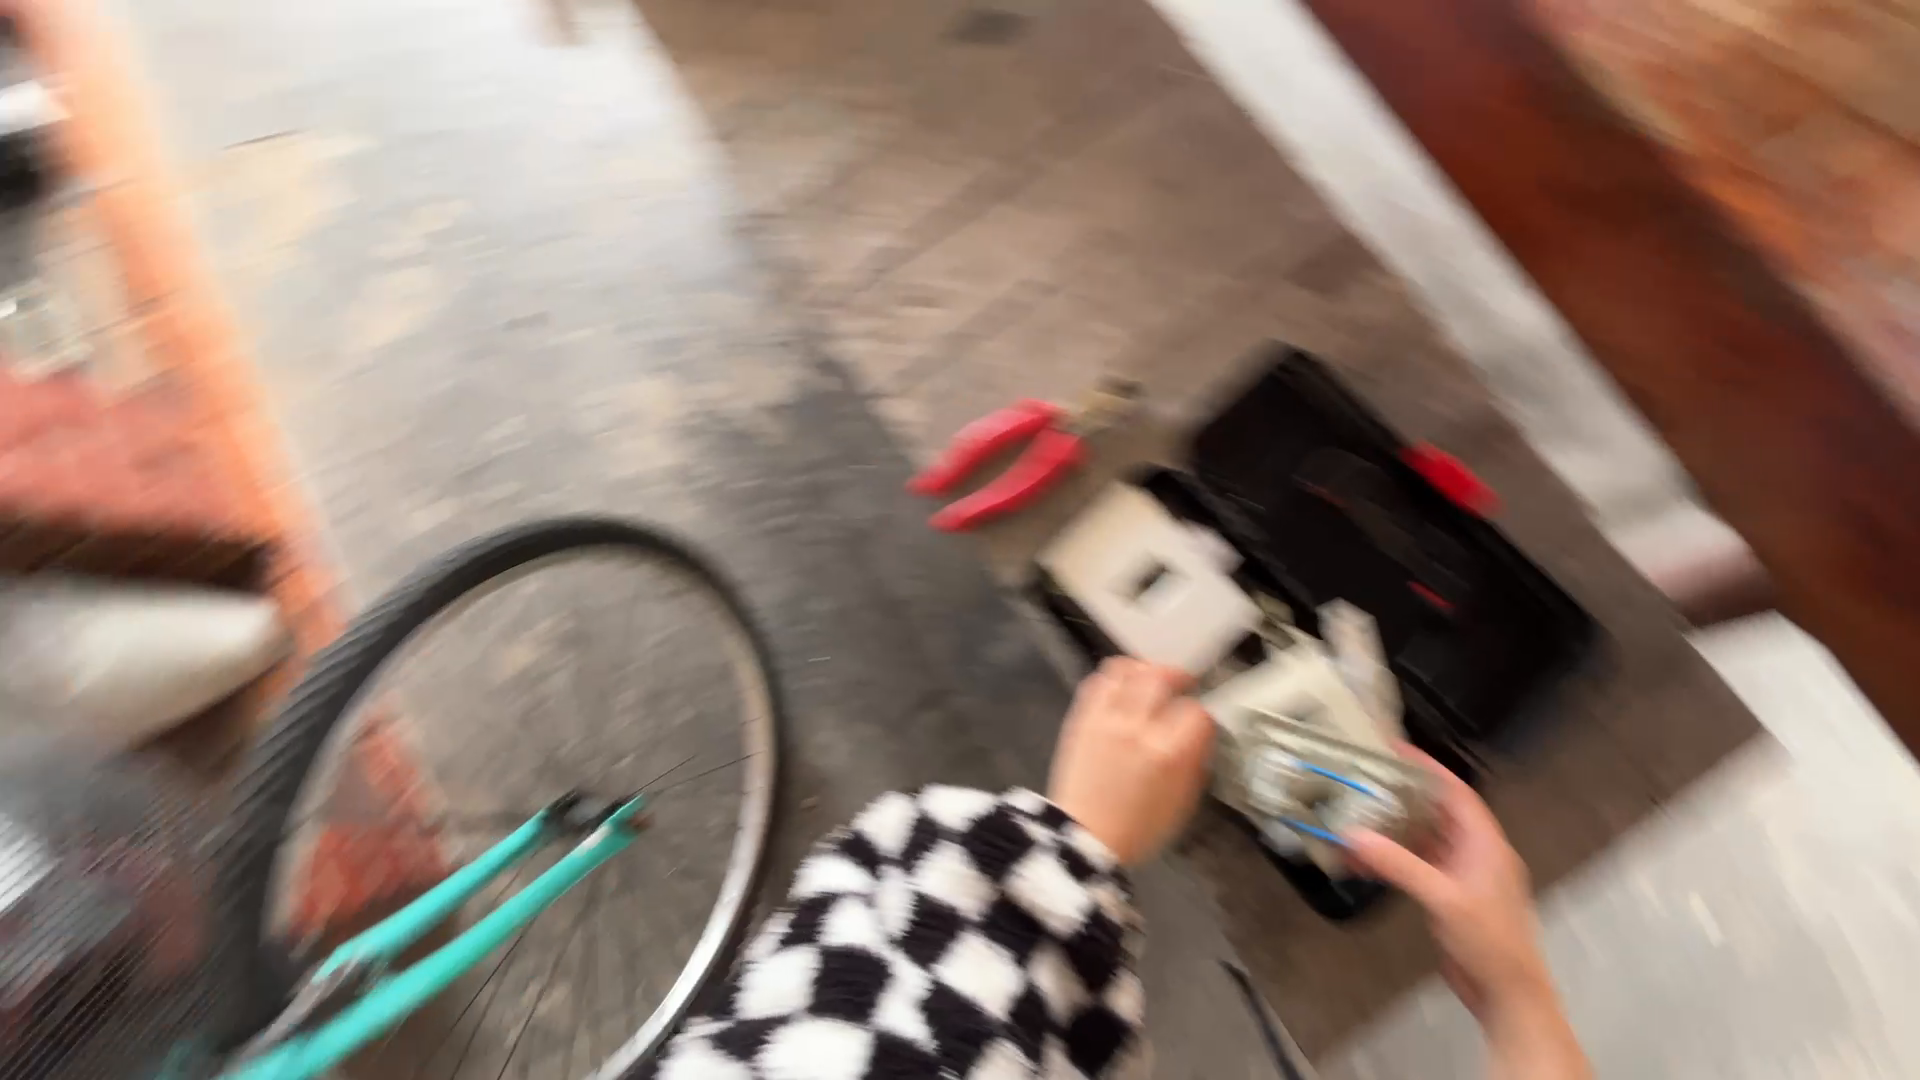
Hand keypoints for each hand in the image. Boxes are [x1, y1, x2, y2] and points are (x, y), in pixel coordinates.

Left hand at [1046, 658, 1215, 864]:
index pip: (1197, 712)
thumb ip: (1196, 761)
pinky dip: (1115, 677)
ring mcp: (1105, 720)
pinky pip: (1098, 682)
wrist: (1084, 836)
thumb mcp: (1183, 802)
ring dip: (1145, 668)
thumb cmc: (1137, 828)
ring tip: (1152, 676)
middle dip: (1178, 676)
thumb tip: (1202, 736)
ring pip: (1127, 670)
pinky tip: (1124, 685)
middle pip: (1161, 677)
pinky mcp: (1082, 719)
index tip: (1202, 718)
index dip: (1204, 713)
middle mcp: (1137, 728)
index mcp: (1168, 753)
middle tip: (1183, 682)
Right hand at [1343, 746, 1553, 1020]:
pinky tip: (1364, 859)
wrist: (1507, 996)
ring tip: (1357, 815)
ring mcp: (1461, 874)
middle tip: (1366, 777)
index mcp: (1485, 845)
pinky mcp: (1447, 893)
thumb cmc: (1489, 943)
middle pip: (1436, 811)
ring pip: (1423, 837)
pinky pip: (1415, 862)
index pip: (1457, 793)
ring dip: (1392, 828)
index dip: (1428, 768)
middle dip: (1402, 794)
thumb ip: (1397, 864)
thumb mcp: (1442, 898)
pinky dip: (1391, 857)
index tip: (1397, 748)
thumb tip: (1353, 835)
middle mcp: (1475, 853)